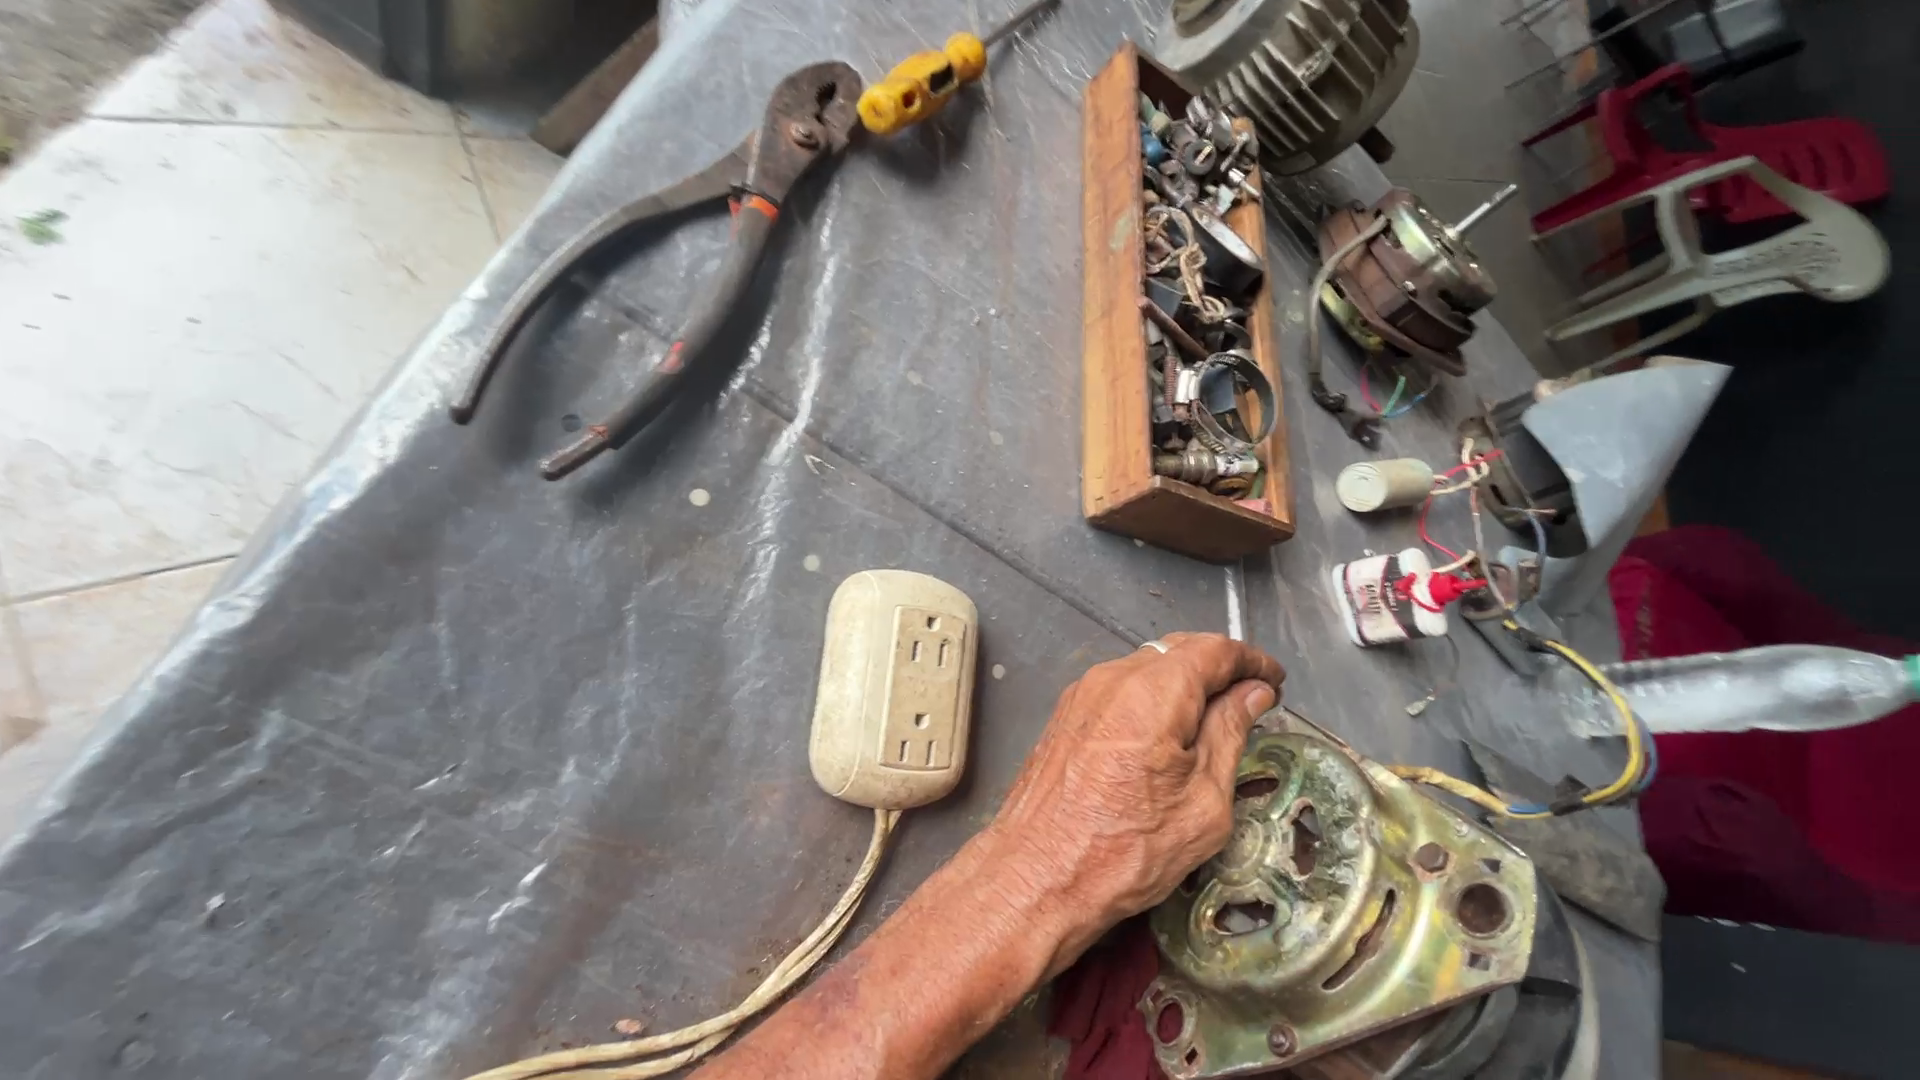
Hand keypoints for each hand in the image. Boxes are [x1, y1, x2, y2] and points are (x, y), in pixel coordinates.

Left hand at [983, 633, 1283, 970]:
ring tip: (1212, 717)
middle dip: (1219, 665)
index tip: (1274, 679)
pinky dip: (1152, 694)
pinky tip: (1166, 729)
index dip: (1252, 660)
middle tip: (1251, 696)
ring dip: (1183, 680)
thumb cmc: (1127, 850)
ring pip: (1146, 665)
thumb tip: (1253, 693)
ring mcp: (1083, 692)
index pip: (1214, 649)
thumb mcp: (1203, 801)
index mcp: (1153, 692)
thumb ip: (1229, 734)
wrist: (1038, 874)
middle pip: (1177, 648)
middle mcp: (1113, 678)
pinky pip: (1120, 686)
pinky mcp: (1067, 712)